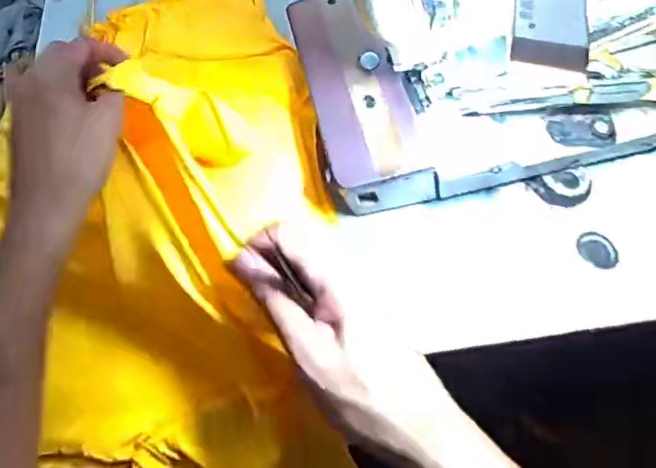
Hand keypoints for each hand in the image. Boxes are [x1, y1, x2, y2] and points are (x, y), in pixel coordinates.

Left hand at [5, 38, 128, 246]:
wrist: (45, 207)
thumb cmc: (80, 158)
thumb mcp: (109, 117)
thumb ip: (114, 88)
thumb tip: (111, 83)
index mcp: (50, 73)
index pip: (81, 45)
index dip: (109, 51)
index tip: (128, 66)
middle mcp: (29, 80)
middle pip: (61, 54)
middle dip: (89, 60)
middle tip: (112, 77)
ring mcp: (19, 101)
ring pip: (49, 73)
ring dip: (75, 76)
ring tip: (98, 95)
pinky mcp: (18, 121)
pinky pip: (41, 92)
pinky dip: (61, 91)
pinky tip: (78, 112)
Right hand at [230, 224, 510, 467]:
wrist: (420, 424)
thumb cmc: (360, 394)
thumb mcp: (308, 353)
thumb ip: (275, 301)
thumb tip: (242, 261)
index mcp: (336, 274)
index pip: (287, 230)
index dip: (256, 243)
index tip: (236, 270)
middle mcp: (348, 267)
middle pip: (299, 237)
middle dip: (266, 253)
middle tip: (247, 287)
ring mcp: (356, 281)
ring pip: (308, 254)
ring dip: (280, 267)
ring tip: (265, 300)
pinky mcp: (358, 297)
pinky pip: (319, 272)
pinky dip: (297, 281)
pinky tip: (292, 310)